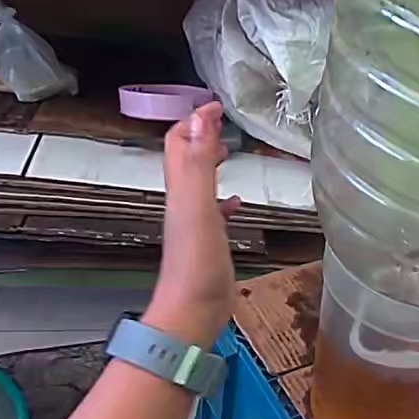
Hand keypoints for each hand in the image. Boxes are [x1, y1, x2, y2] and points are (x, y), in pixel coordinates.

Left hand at [145, 101, 240, 344]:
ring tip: (230, 151)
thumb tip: (200, 118)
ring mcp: (195, 225)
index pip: (179, 143)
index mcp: (180, 191)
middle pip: (185, 159)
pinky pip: (215, 213)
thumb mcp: (198, 208)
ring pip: (199, 183)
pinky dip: (225, 200)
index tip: (217, 105)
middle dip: (201, 135)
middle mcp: (183, 203)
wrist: (192, 313)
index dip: (194, 120)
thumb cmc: (197, 265)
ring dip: (211, 163)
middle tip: (223, 122)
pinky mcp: (208, 244)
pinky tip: (238, 203)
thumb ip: (198, 164)